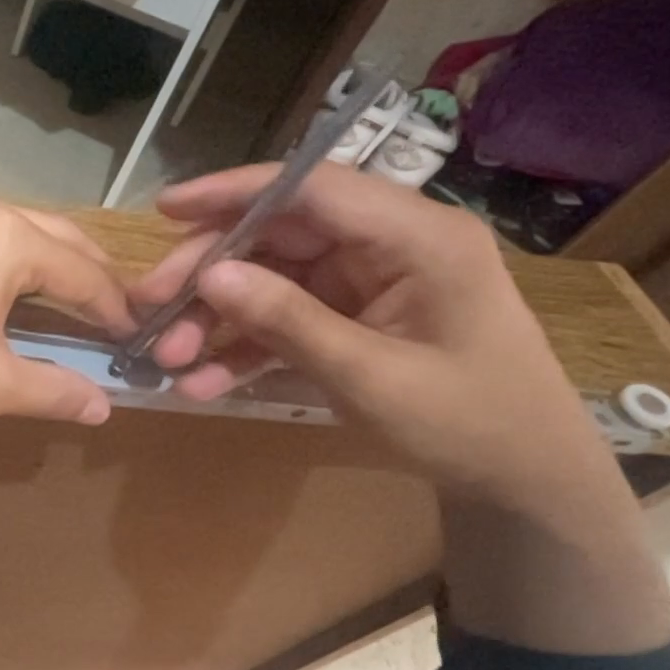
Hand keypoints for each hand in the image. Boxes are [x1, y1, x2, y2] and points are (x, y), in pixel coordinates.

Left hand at [0, 185, 134, 428]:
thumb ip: (55, 390)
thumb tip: (103, 407)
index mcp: (7, 242)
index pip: (78, 271)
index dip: (109, 303)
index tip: (128, 329)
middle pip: (45, 231)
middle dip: (80, 265)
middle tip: (101, 298)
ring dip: (28, 238)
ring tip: (44, 268)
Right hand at [134, 162, 609, 506]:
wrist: (522, 480)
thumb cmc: (468, 423)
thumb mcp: (371, 376)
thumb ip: (289, 321)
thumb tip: (210, 275)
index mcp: (416, 238)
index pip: (311, 189)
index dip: (233, 191)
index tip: (166, 209)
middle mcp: (385, 246)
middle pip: (275, 237)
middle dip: (206, 273)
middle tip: (146, 308)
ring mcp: (364, 282)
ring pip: (266, 280)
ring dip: (213, 318)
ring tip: (165, 360)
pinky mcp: (348, 317)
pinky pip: (280, 319)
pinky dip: (239, 348)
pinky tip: (200, 383)